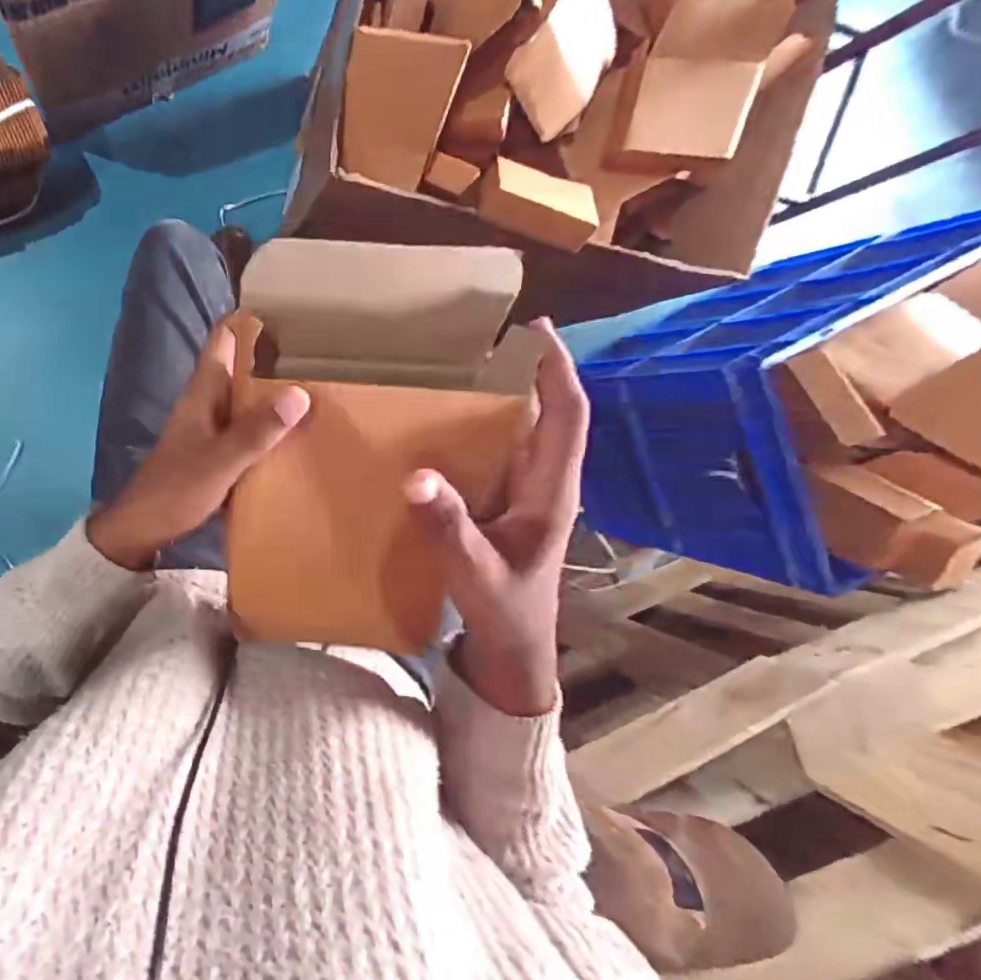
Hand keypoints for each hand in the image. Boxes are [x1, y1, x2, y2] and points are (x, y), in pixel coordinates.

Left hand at [88, 320, 310, 569]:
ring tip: (322, 383)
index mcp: (202, 393)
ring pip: (247, 398)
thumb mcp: (219, 461)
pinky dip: (270, 424)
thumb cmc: (174, 490)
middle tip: (324, 347)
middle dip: (275, 355)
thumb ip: (255, 431)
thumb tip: (299, 393)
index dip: (251, 318)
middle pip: (242, 366)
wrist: (142, 528)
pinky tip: (298, 432)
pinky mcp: (216, 452)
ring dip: (275, 391)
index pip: (223, 338)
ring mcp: (211, 428)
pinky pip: (248, 428)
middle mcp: (207, 403)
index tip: (292, 308)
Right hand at [402, 318, 587, 715]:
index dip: (555, 372)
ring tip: (461, 376)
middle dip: (530, 374)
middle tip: (488, 344)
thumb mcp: (473, 568)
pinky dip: (478, 434)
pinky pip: (496, 458)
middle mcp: (543, 484)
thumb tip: (415, 474)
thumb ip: (448, 525)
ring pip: (522, 435)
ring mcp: (524, 497)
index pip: (565, 417)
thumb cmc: (504, 607)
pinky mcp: (502, 509)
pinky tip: (442, 432)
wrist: (512, 645)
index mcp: (551, 491)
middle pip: (548, 416)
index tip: (536, 333)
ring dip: (504, 401)